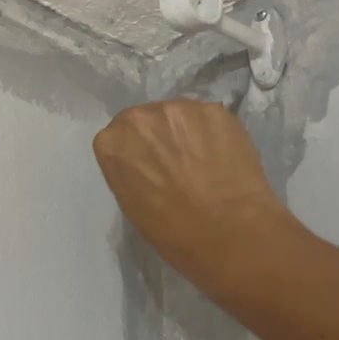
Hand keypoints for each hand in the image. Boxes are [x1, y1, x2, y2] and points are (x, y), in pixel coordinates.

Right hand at [93, 99, 302, 288]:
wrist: (227, 231)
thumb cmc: (171, 230)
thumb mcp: (130, 202)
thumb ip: (129, 169)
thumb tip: (145, 163)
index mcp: (111, 141)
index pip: (118, 137)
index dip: (136, 152)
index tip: (149, 167)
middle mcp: (139, 116)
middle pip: (147, 119)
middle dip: (159, 136)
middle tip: (177, 163)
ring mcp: (179, 109)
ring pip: (180, 116)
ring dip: (187, 132)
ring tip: (204, 160)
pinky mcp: (215, 110)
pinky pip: (209, 119)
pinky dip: (215, 134)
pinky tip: (224, 157)